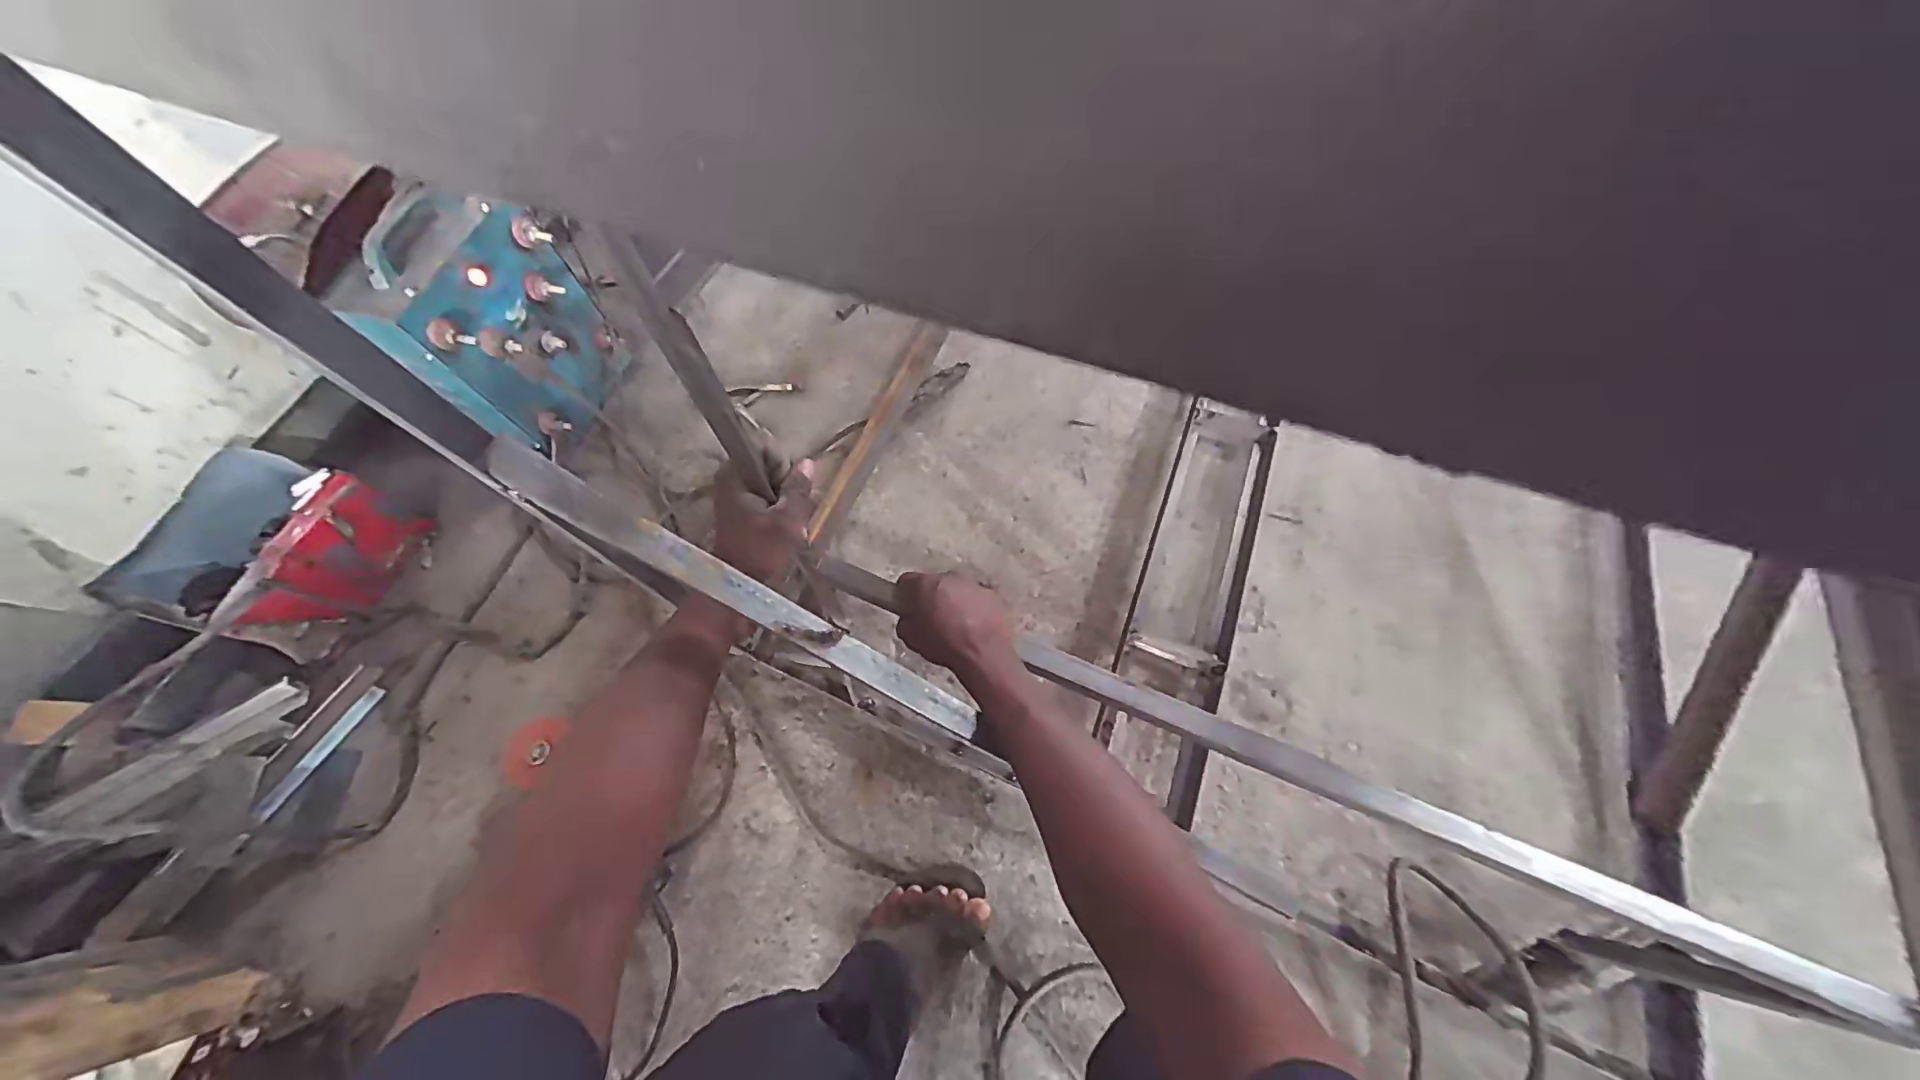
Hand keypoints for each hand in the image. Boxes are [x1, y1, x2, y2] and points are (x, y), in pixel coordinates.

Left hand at [712, 459, 815, 584]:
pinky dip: (778, 507)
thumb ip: (798, 489)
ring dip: (785, 497)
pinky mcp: (740, 509)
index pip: (765, 447)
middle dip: (786, 483)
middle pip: (769, 464)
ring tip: (790, 520)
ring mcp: (733, 494)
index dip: (783, 465)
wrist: (739, 585)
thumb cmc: (760, 551)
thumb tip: (808, 463)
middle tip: (792, 509)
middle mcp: (729, 478)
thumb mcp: (787, 520)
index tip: (789, 489)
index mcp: (734, 474)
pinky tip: (784, 525)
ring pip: (770, 482)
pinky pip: (766, 496)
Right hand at [895, 572, 1020, 682]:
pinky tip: (973, 627)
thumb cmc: (943, 644)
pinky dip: (971, 608)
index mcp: (924, 585)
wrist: (983, 652)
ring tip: (955, 626)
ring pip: (955, 590)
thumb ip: (906, 621)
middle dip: (931, 597)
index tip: (907, 607)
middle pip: (933, 583)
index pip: (906, 581)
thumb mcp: (911, 638)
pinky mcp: (989, 594)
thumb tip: (909, 617)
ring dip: (952, 602)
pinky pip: (974, 598)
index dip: (904, 594)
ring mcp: (971, 584)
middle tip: (931, 619)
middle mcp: (948, 577)